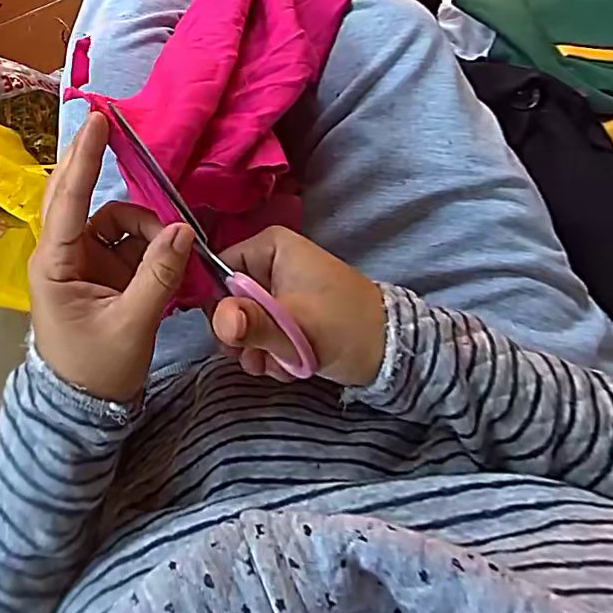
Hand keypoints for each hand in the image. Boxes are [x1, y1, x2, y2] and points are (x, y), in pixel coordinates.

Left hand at [29, 112, 194, 402]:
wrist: (86, 410)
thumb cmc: (96, 370)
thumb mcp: (132, 325)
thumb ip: (159, 275)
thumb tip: (184, 229)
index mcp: (54, 264)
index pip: (67, 201)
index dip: (84, 159)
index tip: (97, 120)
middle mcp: (63, 253)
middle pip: (75, 195)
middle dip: (94, 165)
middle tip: (114, 131)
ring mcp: (83, 258)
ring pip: (113, 216)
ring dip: (144, 223)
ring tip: (172, 250)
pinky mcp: (102, 267)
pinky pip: (127, 236)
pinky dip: (150, 239)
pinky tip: (168, 256)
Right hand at [212, 227, 384, 386]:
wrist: (394, 353)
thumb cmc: (344, 327)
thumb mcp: (296, 327)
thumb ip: (254, 323)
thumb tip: (220, 322)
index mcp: (271, 246)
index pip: (219, 270)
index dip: (219, 305)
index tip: (230, 336)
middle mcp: (273, 260)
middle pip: (231, 299)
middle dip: (242, 335)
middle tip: (257, 358)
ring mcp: (282, 286)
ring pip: (247, 320)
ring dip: (257, 349)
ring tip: (278, 365)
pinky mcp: (292, 311)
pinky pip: (265, 331)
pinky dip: (272, 352)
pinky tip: (288, 367)